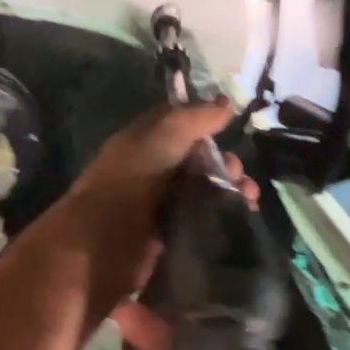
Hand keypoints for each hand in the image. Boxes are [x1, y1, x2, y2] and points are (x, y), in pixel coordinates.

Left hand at [55, 99, 258, 302]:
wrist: (101, 246)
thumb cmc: (129, 182)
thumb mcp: (162, 137)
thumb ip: (194, 119)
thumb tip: (226, 104)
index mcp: (143, 145)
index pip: (179, 127)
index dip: (206, 125)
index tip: (232, 129)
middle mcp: (150, 176)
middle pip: (197, 165)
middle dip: (225, 166)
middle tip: (240, 177)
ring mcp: (157, 212)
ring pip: (202, 198)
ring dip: (229, 196)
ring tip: (247, 201)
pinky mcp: (165, 244)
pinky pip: (198, 228)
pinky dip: (219, 225)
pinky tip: (238, 225)